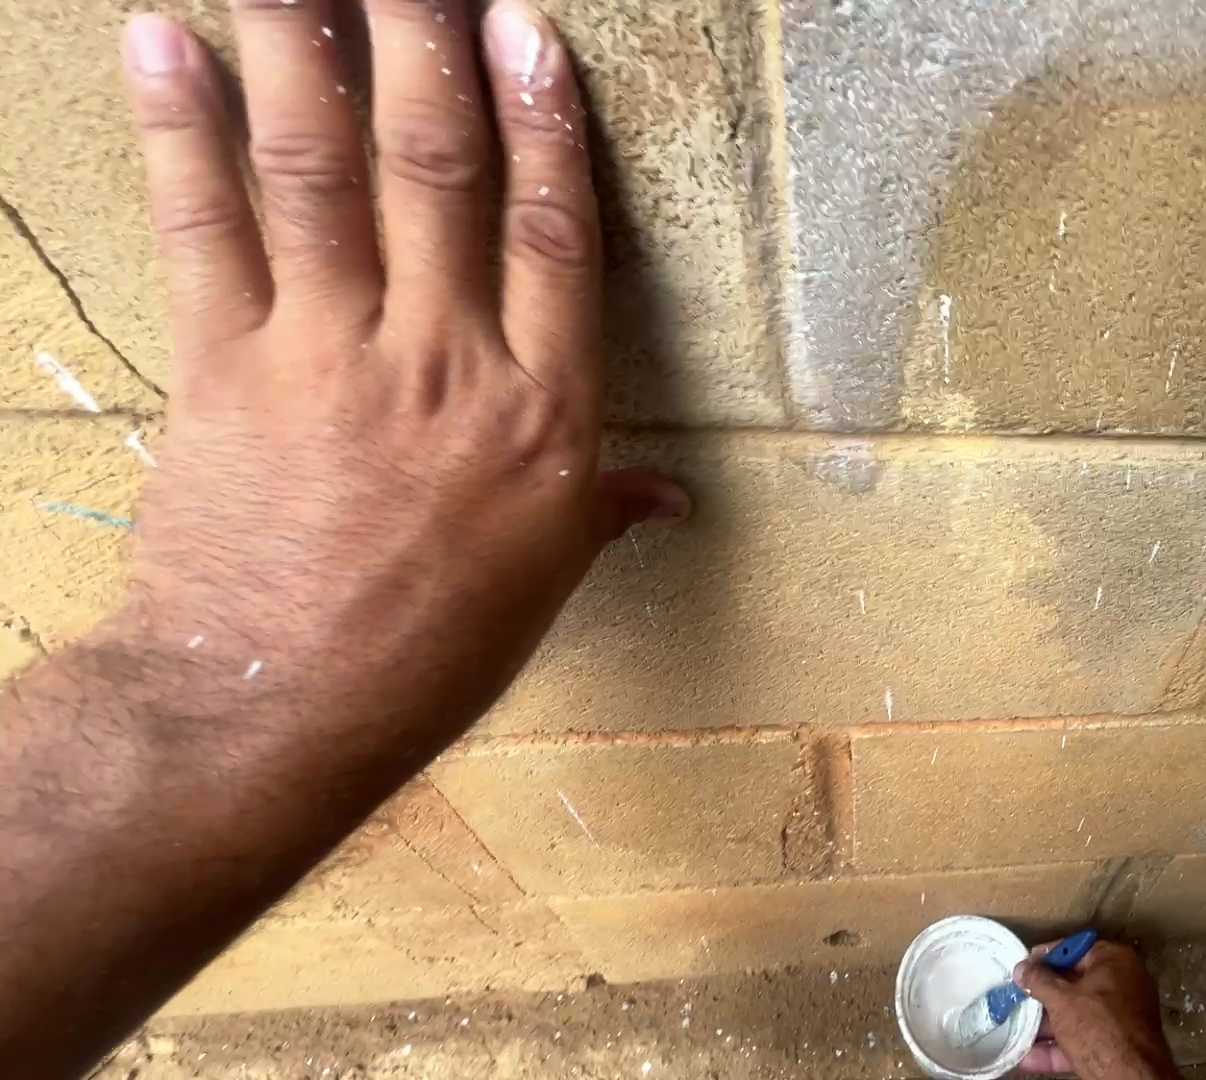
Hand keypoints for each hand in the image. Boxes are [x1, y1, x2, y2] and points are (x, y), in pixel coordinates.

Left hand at [117, 0, 684, 736]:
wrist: (284, 698)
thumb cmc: (450, 635)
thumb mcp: (554, 568)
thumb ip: (608, 503)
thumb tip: (673, 498)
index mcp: (541, 415)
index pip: (555, 245)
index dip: (545, 134)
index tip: (531, 39)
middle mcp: (443, 363)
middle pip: (436, 180)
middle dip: (427, 52)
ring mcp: (328, 354)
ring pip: (317, 177)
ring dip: (308, 53)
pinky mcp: (228, 365)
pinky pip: (208, 228)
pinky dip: (186, 130)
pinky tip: (173, 43)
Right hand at [1015, 940, 1179, 1079]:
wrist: (1131, 1079)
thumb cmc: (1098, 1026)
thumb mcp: (1062, 1000)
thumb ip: (1039, 981)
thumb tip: (1022, 968)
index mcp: (1115, 960)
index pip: (1075, 948)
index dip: (1047, 956)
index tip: (1025, 965)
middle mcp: (1123, 983)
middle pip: (1075, 984)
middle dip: (1044, 995)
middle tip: (1019, 996)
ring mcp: (1122, 1017)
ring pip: (1078, 1015)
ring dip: (1047, 1025)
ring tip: (1018, 1027)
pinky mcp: (1117, 1046)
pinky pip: (1084, 1039)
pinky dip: (1058, 1047)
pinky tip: (1029, 1056)